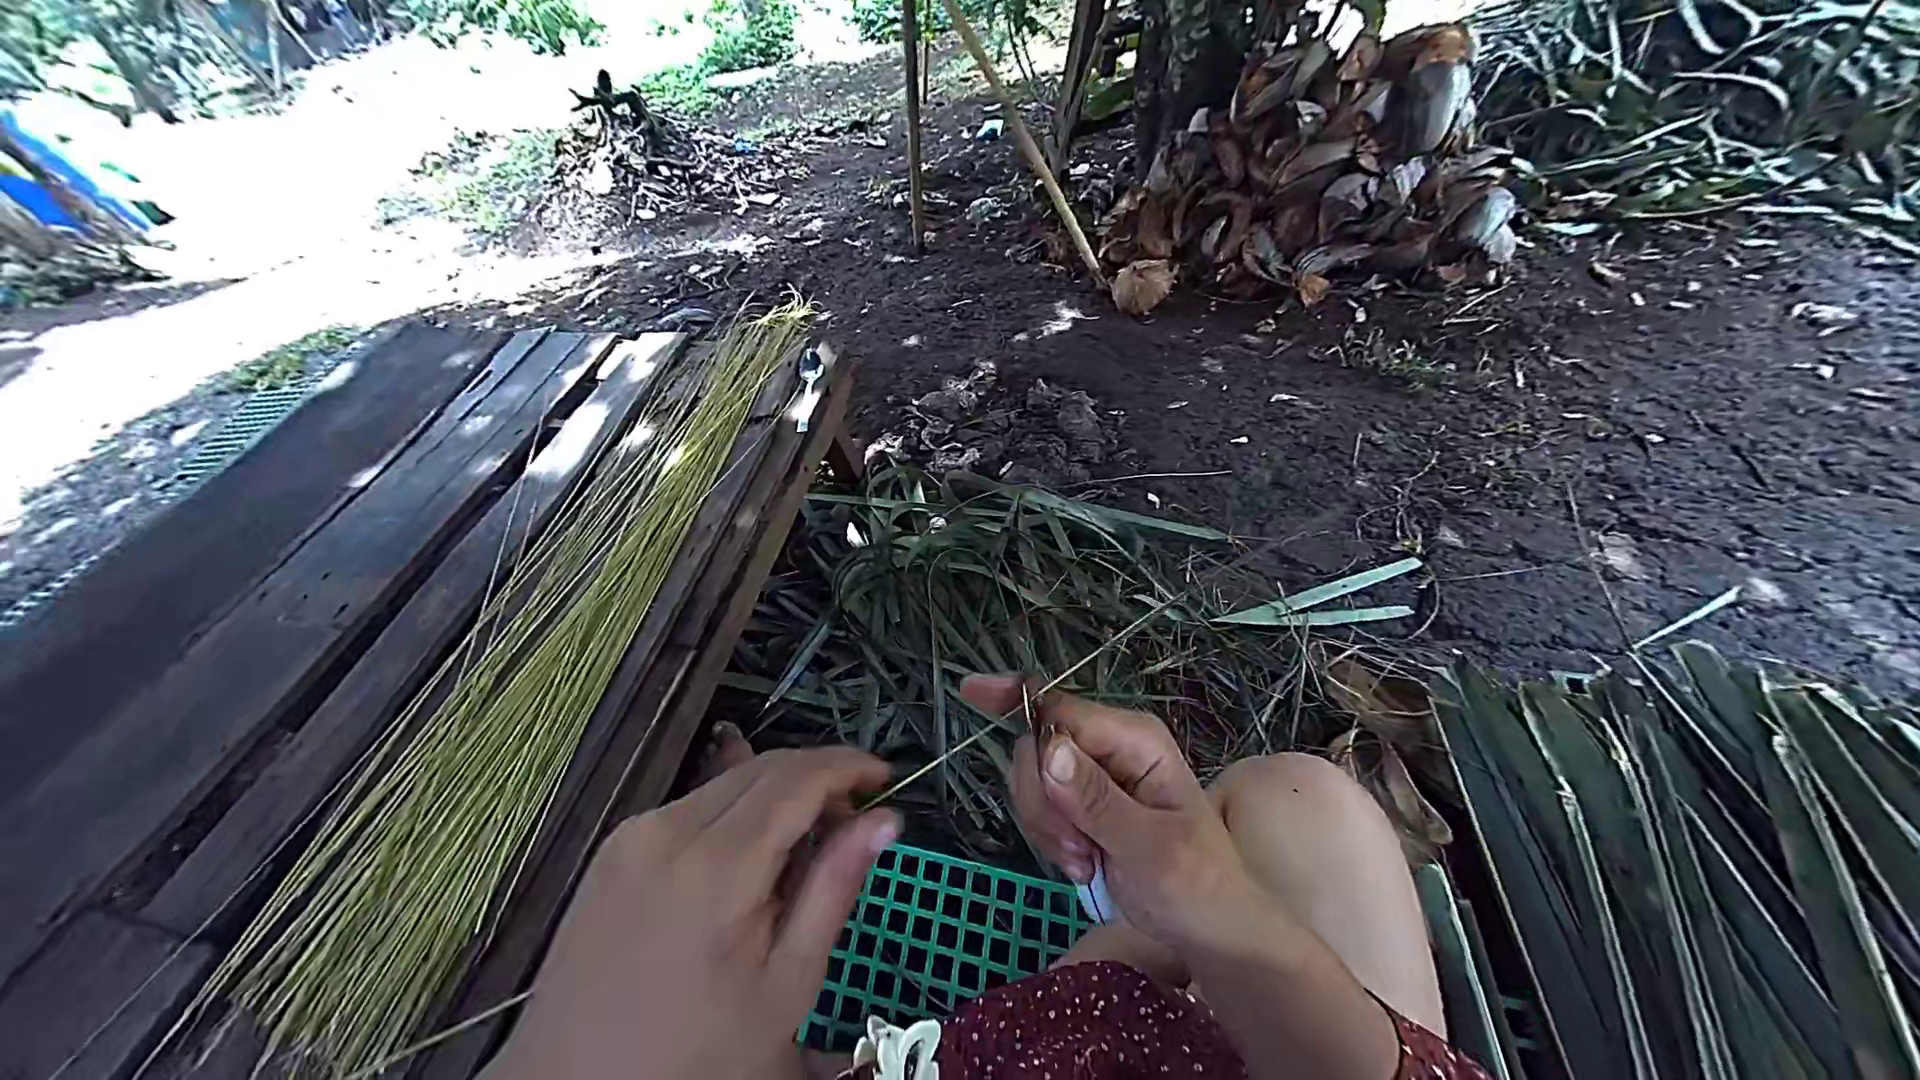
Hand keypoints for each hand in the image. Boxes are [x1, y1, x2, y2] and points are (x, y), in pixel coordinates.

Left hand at [486, 736, 897, 1079]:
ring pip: (732, 779)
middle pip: (765, 766)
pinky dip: (741, 809)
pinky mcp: (616, 843)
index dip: (847, 764)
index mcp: (716, 864)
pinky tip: (753, 855)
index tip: (884, 775)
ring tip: (807, 842)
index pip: (797, 777)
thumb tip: (886, 819)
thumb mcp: (786, 983)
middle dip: (819, 776)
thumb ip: (835, 887)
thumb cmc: (695, 1054)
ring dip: (782, 791)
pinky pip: (697, 801)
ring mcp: (635, 831)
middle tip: (854, 817)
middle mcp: (669, 826)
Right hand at [959, 675, 1268, 954]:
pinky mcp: (1079, 798)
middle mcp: (1108, 743)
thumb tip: (1048, 748)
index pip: (1060, 710)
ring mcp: (1092, 771)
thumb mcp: (1149, 847)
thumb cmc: (1195, 885)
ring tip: (1086, 861)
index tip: (969, 691)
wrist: (1208, 929)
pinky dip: (1048, 837)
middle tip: (1077, 848)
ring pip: (1032, 778)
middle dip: (1043, 801)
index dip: (1015, 699)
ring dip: (1047, 826)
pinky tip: (1081, 862)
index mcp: (1132, 738)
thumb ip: (1096, 799)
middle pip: (1036, 747)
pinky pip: (1038, 804)